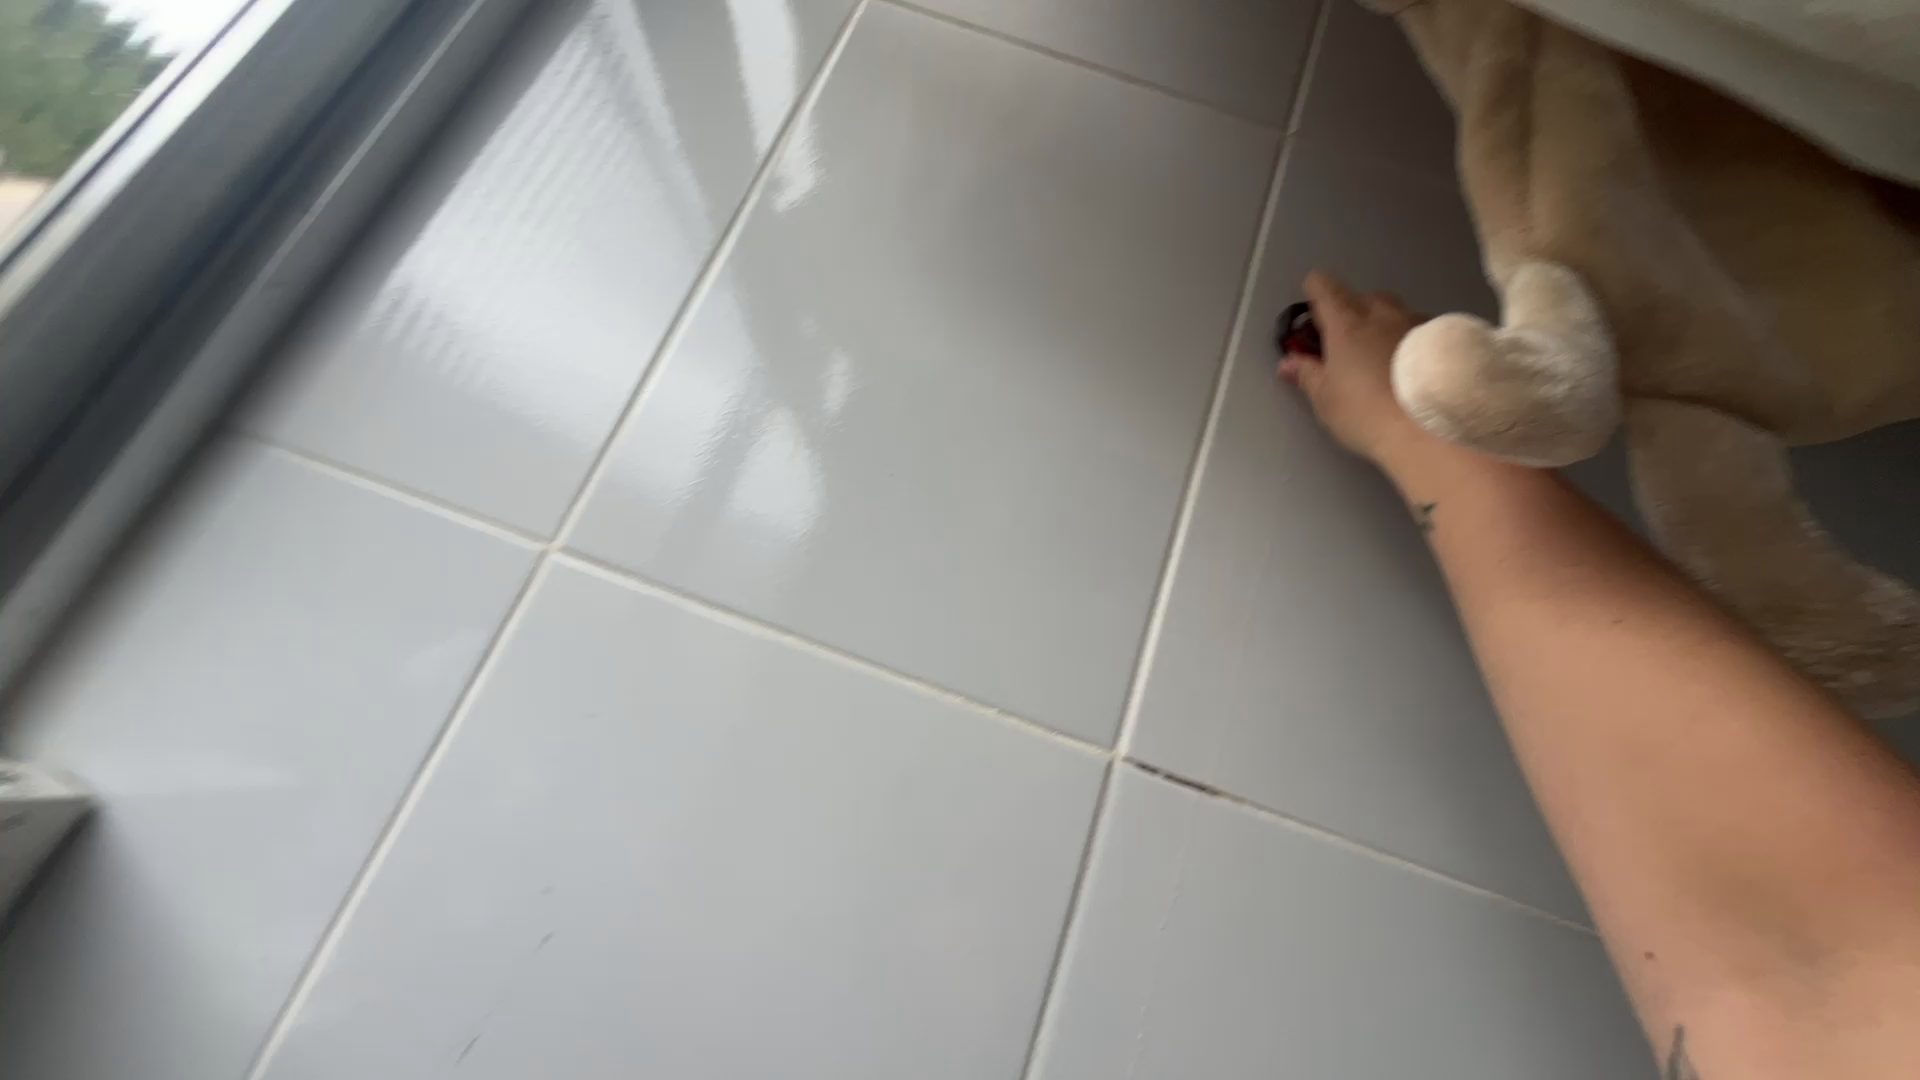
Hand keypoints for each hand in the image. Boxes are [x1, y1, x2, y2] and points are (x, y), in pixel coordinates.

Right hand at [1277, 270, 1436, 467]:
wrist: (1433, 430)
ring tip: (1382, 357)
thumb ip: (1307, 375)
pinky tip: (1411, 369)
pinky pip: (1421, 331)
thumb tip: (1289, 362)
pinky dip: (1411, 343)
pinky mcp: (1445, 340)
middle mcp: (1384, 316)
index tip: (1312, 299)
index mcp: (1346, 326)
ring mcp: (1419, 325)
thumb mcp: (1325, 400)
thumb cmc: (1367, 414)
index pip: (1326, 289)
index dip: (1316, 290)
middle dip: (1352, 310)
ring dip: (1385, 326)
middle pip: (1364, 298)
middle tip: (1345, 340)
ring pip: (1397, 314)